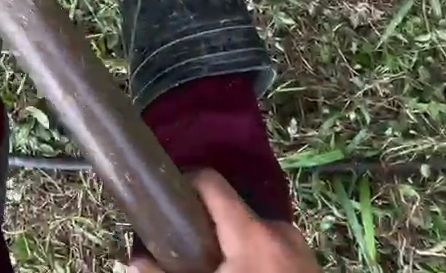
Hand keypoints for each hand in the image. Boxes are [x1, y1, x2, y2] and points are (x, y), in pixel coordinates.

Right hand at [131, 172, 319, 272]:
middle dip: (204, 227)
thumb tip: (133, 264)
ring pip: (250, 231)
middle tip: (185, 252)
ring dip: (228, 246)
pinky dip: (251, 261)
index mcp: (252, 233)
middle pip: (229, 210)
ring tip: (212, 269)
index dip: (183, 185)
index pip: (210, 182)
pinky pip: (271, 250)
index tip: (165, 205)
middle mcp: (278, 231)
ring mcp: (300, 251)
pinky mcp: (312, 269)